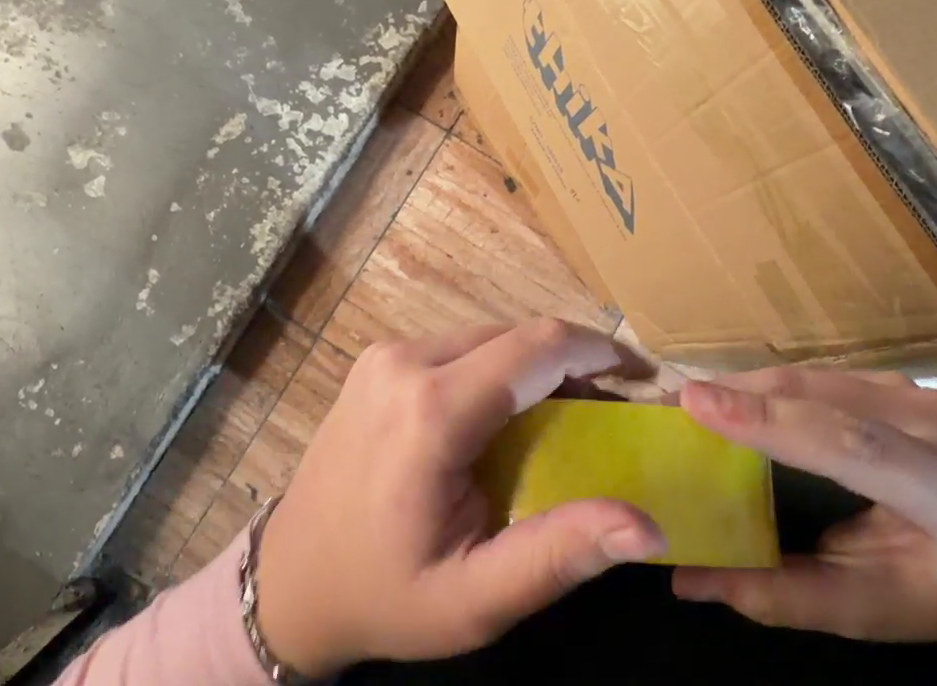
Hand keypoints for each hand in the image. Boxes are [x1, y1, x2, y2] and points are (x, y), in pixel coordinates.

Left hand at [254, 319, 666, 675]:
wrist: (289, 580)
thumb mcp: (475, 600)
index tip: (641, 377)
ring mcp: (384, 356)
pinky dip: (496, 369)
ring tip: (567, 414)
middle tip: (609, 409)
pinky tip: (509, 414)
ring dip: (534, 366)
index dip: (598, 351)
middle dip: (571, 361)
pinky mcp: (377, 362)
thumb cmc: (384, 595)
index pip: (536, 347)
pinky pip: (457, 348)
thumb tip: (647, 527)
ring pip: (487, 337)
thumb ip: (558, 555)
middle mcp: (404, 362)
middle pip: (514, 336)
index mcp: (430, 410)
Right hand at [672, 368, 936, 641]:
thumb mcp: (865, 611)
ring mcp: (918, 394)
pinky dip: (768, 387)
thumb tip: (686, 579)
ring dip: (746, 387)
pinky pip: (817, 377)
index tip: (695, 403)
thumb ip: (780, 594)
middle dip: (739, 396)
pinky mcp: (894, 382)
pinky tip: (732, 399)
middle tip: (666, 405)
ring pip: (811, 378)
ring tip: (688, 402)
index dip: (769, 422)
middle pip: (820, 398)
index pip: (850, 445)